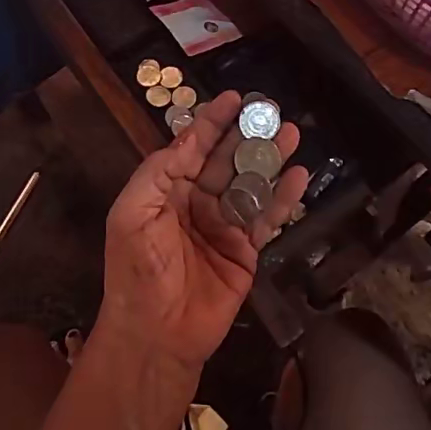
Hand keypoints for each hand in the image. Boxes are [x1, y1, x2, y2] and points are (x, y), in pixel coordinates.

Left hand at [100, 91, 310, 370]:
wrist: (156, 331)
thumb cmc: (136, 268)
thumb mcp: (132, 213)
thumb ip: (157, 173)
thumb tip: (187, 139)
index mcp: (165, 190)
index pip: (191, 147)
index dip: (211, 123)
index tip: (233, 98)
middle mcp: (194, 202)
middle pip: (225, 160)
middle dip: (245, 135)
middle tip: (270, 110)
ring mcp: (222, 226)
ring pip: (249, 184)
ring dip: (269, 159)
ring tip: (290, 132)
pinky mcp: (245, 251)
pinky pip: (266, 218)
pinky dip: (283, 197)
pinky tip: (299, 176)